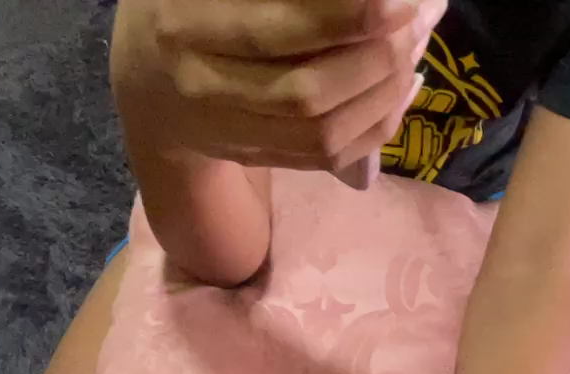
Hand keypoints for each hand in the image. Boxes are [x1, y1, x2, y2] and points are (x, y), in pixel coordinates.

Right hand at [110, 0, 441, 173]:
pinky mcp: (259, 161)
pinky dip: (377, 126)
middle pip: (304, 94)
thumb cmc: (188, 7)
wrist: (147, 91)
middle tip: (422, 13)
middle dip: (376, 57)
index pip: (271, 30)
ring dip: (384, 93)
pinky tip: (404, 87)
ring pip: (322, 134)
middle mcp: (203, 90)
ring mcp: (231, 138)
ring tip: (417, 44)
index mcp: (185, 27)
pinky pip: (328, 158)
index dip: (344, 16)